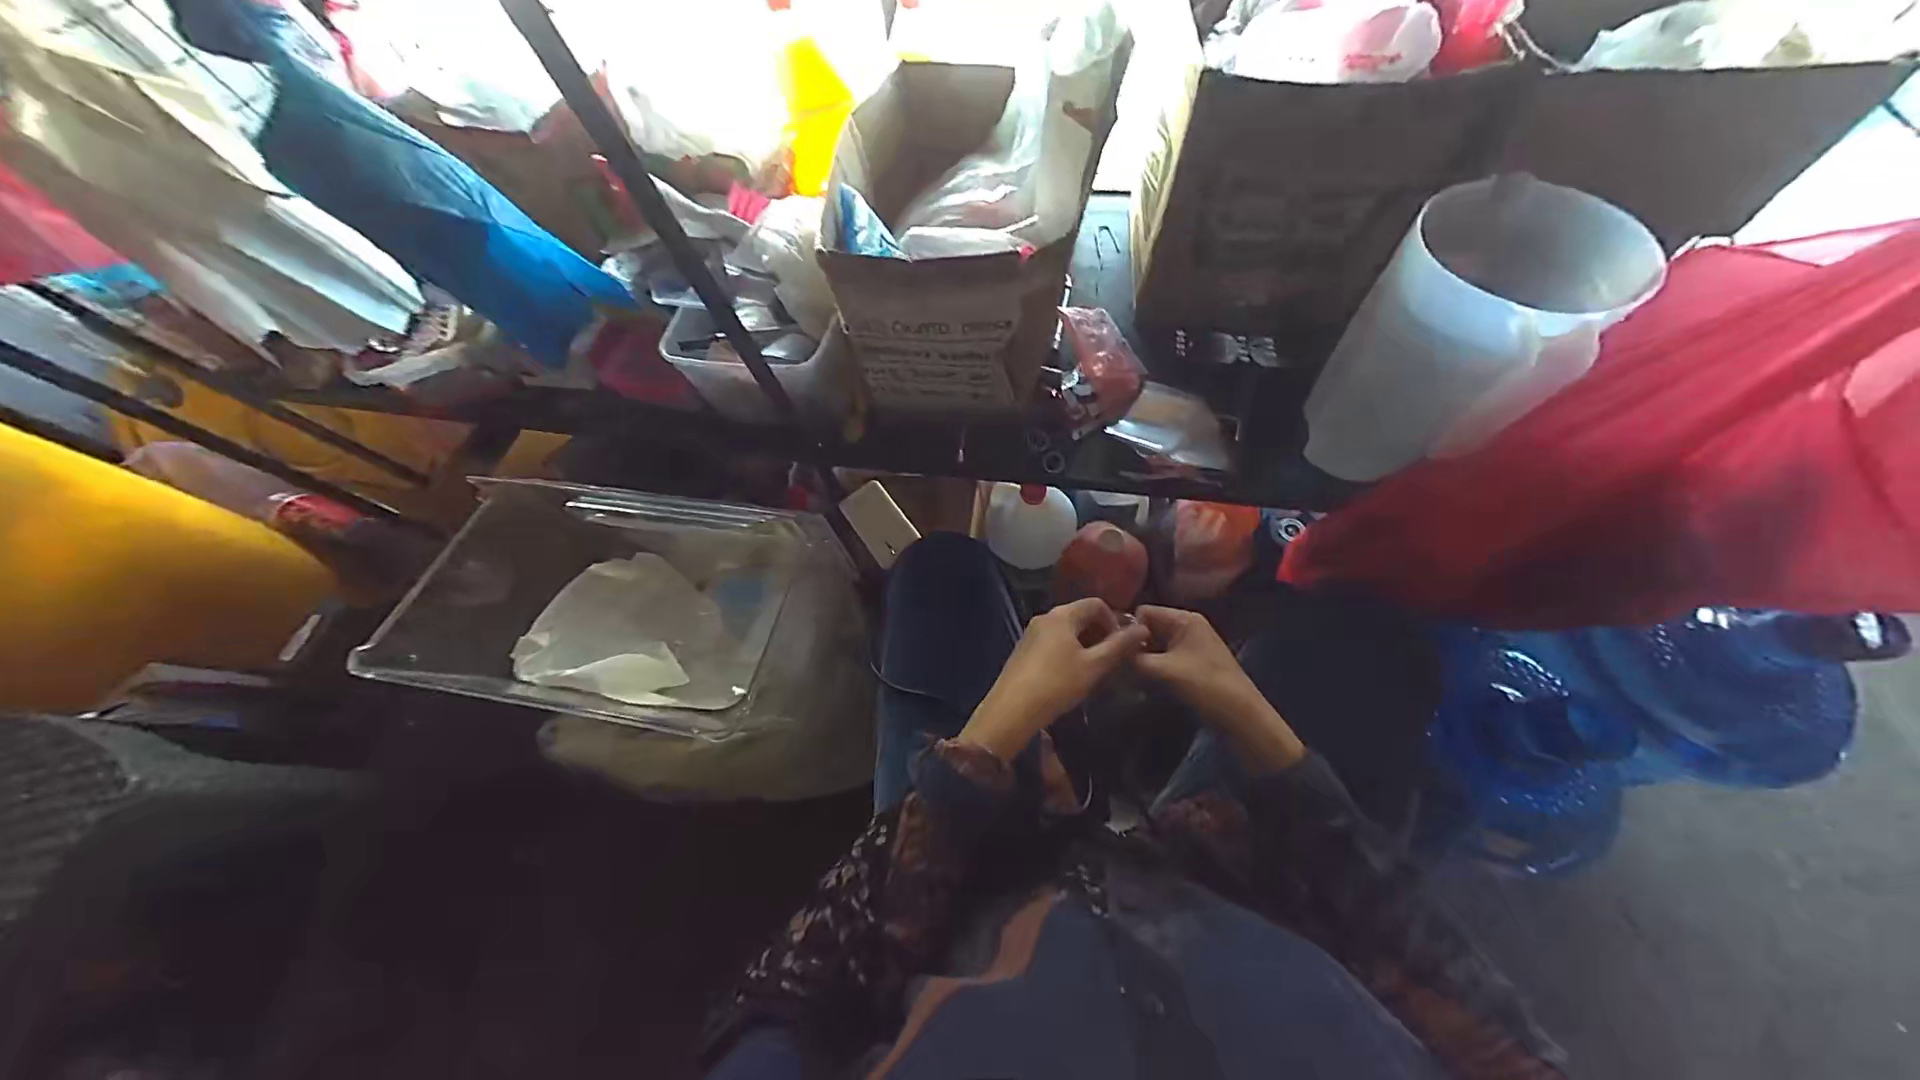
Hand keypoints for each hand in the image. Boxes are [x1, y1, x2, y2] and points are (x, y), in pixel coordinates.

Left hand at [958, 598, 1152, 759]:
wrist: (1012, 709)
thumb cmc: (1057, 684)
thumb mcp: (1094, 666)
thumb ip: (1119, 646)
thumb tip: (1142, 628)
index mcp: (1062, 615)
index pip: (1096, 604)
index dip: (1114, 621)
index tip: (1122, 646)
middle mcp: (1044, 617)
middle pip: (1080, 616)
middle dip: (1100, 634)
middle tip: (1112, 660)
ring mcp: (1031, 633)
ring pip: (1067, 631)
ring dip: (1085, 644)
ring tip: (1095, 670)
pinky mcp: (1024, 650)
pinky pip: (1053, 642)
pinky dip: (1069, 651)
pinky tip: (1072, 675)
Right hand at [1131, 606, 1305, 772]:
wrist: (1242, 716)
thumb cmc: (1205, 686)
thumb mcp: (1164, 671)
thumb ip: (1134, 658)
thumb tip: (1111, 652)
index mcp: (1184, 619)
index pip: (1144, 612)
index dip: (1128, 628)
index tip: (1115, 648)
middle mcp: (1188, 625)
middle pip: (1149, 626)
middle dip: (1134, 643)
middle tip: (1117, 662)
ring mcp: (1191, 644)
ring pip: (1155, 642)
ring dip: (1142, 656)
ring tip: (1126, 672)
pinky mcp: (1192, 661)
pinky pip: (1164, 655)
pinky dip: (1153, 664)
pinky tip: (1142, 679)